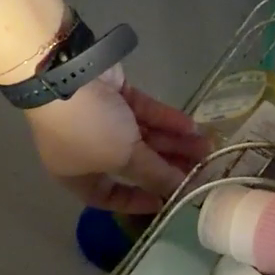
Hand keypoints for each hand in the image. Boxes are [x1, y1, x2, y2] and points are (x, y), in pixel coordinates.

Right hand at [23, 67, 212, 212]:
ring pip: (143, 136)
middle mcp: (89, 149)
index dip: (136, 201)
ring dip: (173, 142)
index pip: (107, 196)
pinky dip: (165, 120)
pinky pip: (145, 113)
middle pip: (135, 164)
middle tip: (199, 169)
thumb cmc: (89, 129)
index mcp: (77, 174)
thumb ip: (154, 174)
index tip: (166, 201)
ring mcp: (103, 120)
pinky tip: (191, 127)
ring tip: (205, 146)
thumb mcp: (123, 158)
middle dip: (167, 166)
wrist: (69, 73)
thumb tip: (177, 189)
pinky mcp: (116, 95)